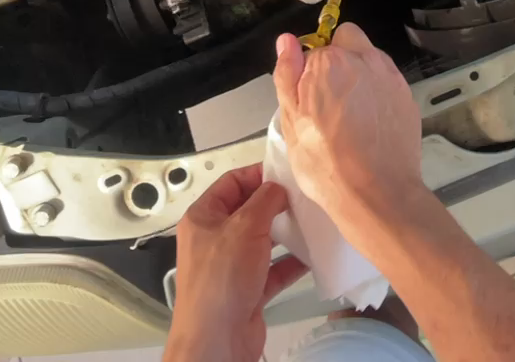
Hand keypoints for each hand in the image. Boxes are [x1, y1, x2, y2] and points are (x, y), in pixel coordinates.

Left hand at [166, 165, 305, 361]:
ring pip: (262, 240)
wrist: (216, 344)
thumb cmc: (222, 279)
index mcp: (203, 217)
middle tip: (303, 196)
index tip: (286, 171)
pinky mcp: (246, 291)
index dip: (257, 173)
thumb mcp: (246, 226)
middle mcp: (214, 239)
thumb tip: (279, 187)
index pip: (231, 182)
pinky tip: (311, 256)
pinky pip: (272, 269)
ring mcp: (230, 266)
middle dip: (275, 204)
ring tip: (311, 222)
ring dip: (285, 233)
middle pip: (248, 210)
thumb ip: (266, 199)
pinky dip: (290, 263)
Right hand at [272, 23, 424, 228]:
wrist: (378, 194)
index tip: (309, 98)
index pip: (314, 49)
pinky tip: (370, 123)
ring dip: (359, 73)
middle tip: (329, 98)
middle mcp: (364, 58)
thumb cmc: (328, 164)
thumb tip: (286, 42)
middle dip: (337, 58)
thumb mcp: (292, 122)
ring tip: (350, 115)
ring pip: (369, 57)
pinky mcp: (406, 93)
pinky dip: (377, 92)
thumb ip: (287, 75)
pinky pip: (386, 80)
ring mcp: (389, 75)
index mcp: (329, 61)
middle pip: (346, 39)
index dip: (308, 72)